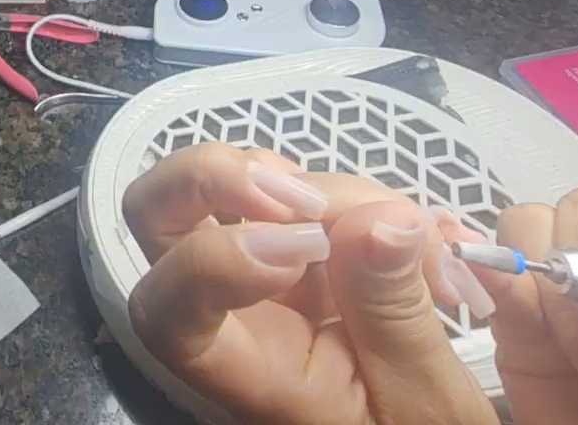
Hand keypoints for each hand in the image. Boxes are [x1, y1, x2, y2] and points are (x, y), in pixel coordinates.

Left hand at [123, 142, 500, 424]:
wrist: (417, 424)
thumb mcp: (424, 407)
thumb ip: (396, 318)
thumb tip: (388, 221)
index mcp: (240, 368)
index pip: (166, 312)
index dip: (212, 263)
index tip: (303, 250)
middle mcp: (222, 301)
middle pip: (152, 211)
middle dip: (214, 177)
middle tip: (308, 199)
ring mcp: (246, 257)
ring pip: (229, 181)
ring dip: (319, 186)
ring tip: (414, 231)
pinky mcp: (285, 232)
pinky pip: (289, 181)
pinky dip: (350, 188)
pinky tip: (419, 225)